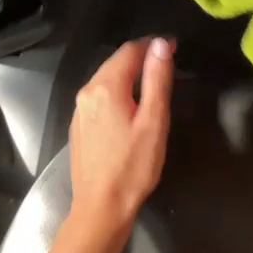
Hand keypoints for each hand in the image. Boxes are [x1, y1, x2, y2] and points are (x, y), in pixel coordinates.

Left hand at [69, 37, 174, 233]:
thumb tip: (161, 44)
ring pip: (106, 79)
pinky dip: (116, 92)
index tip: (174, 49)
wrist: (100, 207)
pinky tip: (129, 107)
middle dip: (140, 58)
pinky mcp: (78, 125)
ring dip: (128, 75)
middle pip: (115, 62)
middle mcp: (87, 91)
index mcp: (106, 86)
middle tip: (166, 65)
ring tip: (151, 84)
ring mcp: (79, 109)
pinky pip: (99, 97)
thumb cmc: (133, 166)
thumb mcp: (153, 122)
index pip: (130, 51)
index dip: (153, 46)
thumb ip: (157, 80)